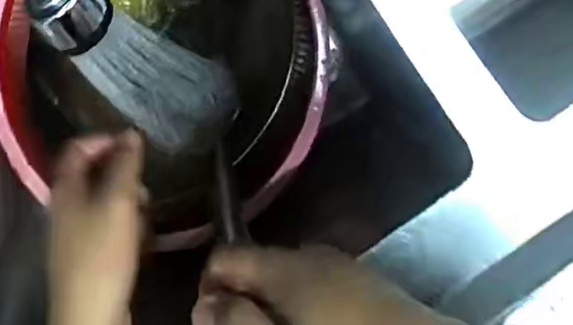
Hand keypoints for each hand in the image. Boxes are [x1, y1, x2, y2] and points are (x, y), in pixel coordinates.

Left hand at [47, 131, 147, 324]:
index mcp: (65, 186)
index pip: (78, 146)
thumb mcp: (118, 201)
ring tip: (147, 213)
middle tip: (143, 185)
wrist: (91, 320)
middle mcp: (64, 205)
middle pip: (92, 173)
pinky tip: (142, 239)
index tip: (132, 145)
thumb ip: (125, 163)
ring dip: (127, 201)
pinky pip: (106, 228)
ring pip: (103, 202)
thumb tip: (130, 132)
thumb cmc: (101, 254)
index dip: (104, 139)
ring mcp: (73, 233)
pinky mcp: (87, 257)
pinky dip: (124, 225)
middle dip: (122, 174)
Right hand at [193, 245, 462, 324]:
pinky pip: (320, 294)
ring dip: (274, 309)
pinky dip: (306, 312)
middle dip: (242, 302)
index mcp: (286, 262)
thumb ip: (238, 322)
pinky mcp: (369, 292)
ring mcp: (344, 271)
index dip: (208, 290)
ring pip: (289, 283)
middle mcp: (311, 254)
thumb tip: (202, 305)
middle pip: (256, 268)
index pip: (225, 255)